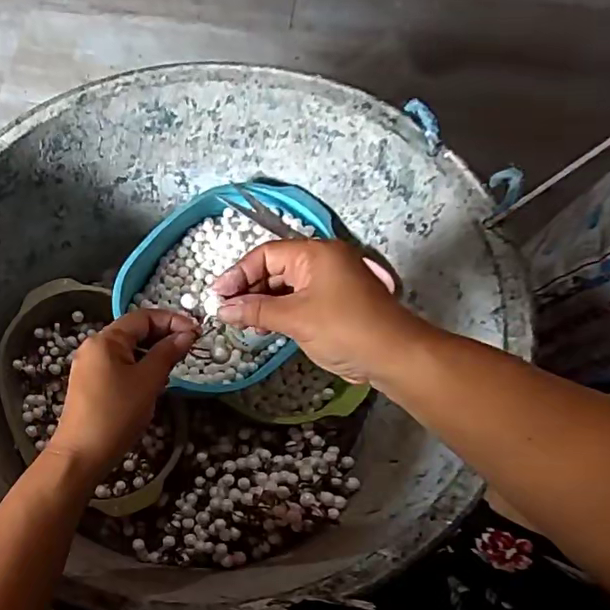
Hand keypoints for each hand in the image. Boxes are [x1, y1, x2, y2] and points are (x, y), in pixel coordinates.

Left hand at [48, 308, 196, 478]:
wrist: (81, 454)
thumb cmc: (116, 414)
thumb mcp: (148, 381)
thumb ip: (167, 354)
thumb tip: (186, 335)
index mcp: (105, 340)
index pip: (143, 317)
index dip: (172, 321)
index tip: (196, 333)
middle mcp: (93, 348)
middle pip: (134, 332)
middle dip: (163, 338)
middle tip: (189, 352)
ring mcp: (89, 367)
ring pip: (127, 352)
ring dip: (152, 356)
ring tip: (173, 371)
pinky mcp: (89, 386)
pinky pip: (119, 368)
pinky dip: (138, 370)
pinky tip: (152, 386)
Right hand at [213, 239, 426, 382]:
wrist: (392, 355)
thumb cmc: (345, 329)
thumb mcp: (295, 319)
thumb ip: (256, 311)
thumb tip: (224, 309)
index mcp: (315, 254)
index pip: (266, 254)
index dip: (238, 274)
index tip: (218, 296)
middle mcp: (322, 262)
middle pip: (274, 268)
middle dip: (249, 289)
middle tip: (227, 312)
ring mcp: (329, 282)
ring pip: (284, 286)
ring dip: (262, 303)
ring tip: (243, 322)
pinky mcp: (332, 303)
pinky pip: (297, 300)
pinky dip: (278, 312)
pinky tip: (265, 327)